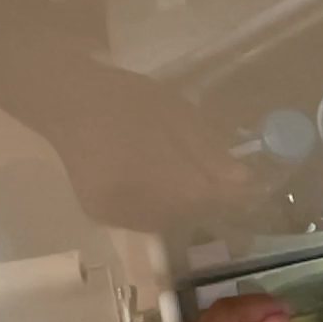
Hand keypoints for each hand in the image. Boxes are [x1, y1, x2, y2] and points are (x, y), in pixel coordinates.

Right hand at [39, 64, 256, 233]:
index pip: (204, 197)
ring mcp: (113, 214)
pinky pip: (146, 221)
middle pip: (187, 214)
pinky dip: (165, 210)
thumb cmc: (125, 99)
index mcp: (148, 173)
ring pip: (168, 222)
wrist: (66, 103)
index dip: (234, 196)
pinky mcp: (102, 217)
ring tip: (198, 184)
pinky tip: (168, 189)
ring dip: (190, 208)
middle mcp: (129, 204)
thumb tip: (243, 182)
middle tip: (230, 185)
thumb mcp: (175, 113)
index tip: (256, 190)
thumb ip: (208, 152)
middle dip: (212, 201)